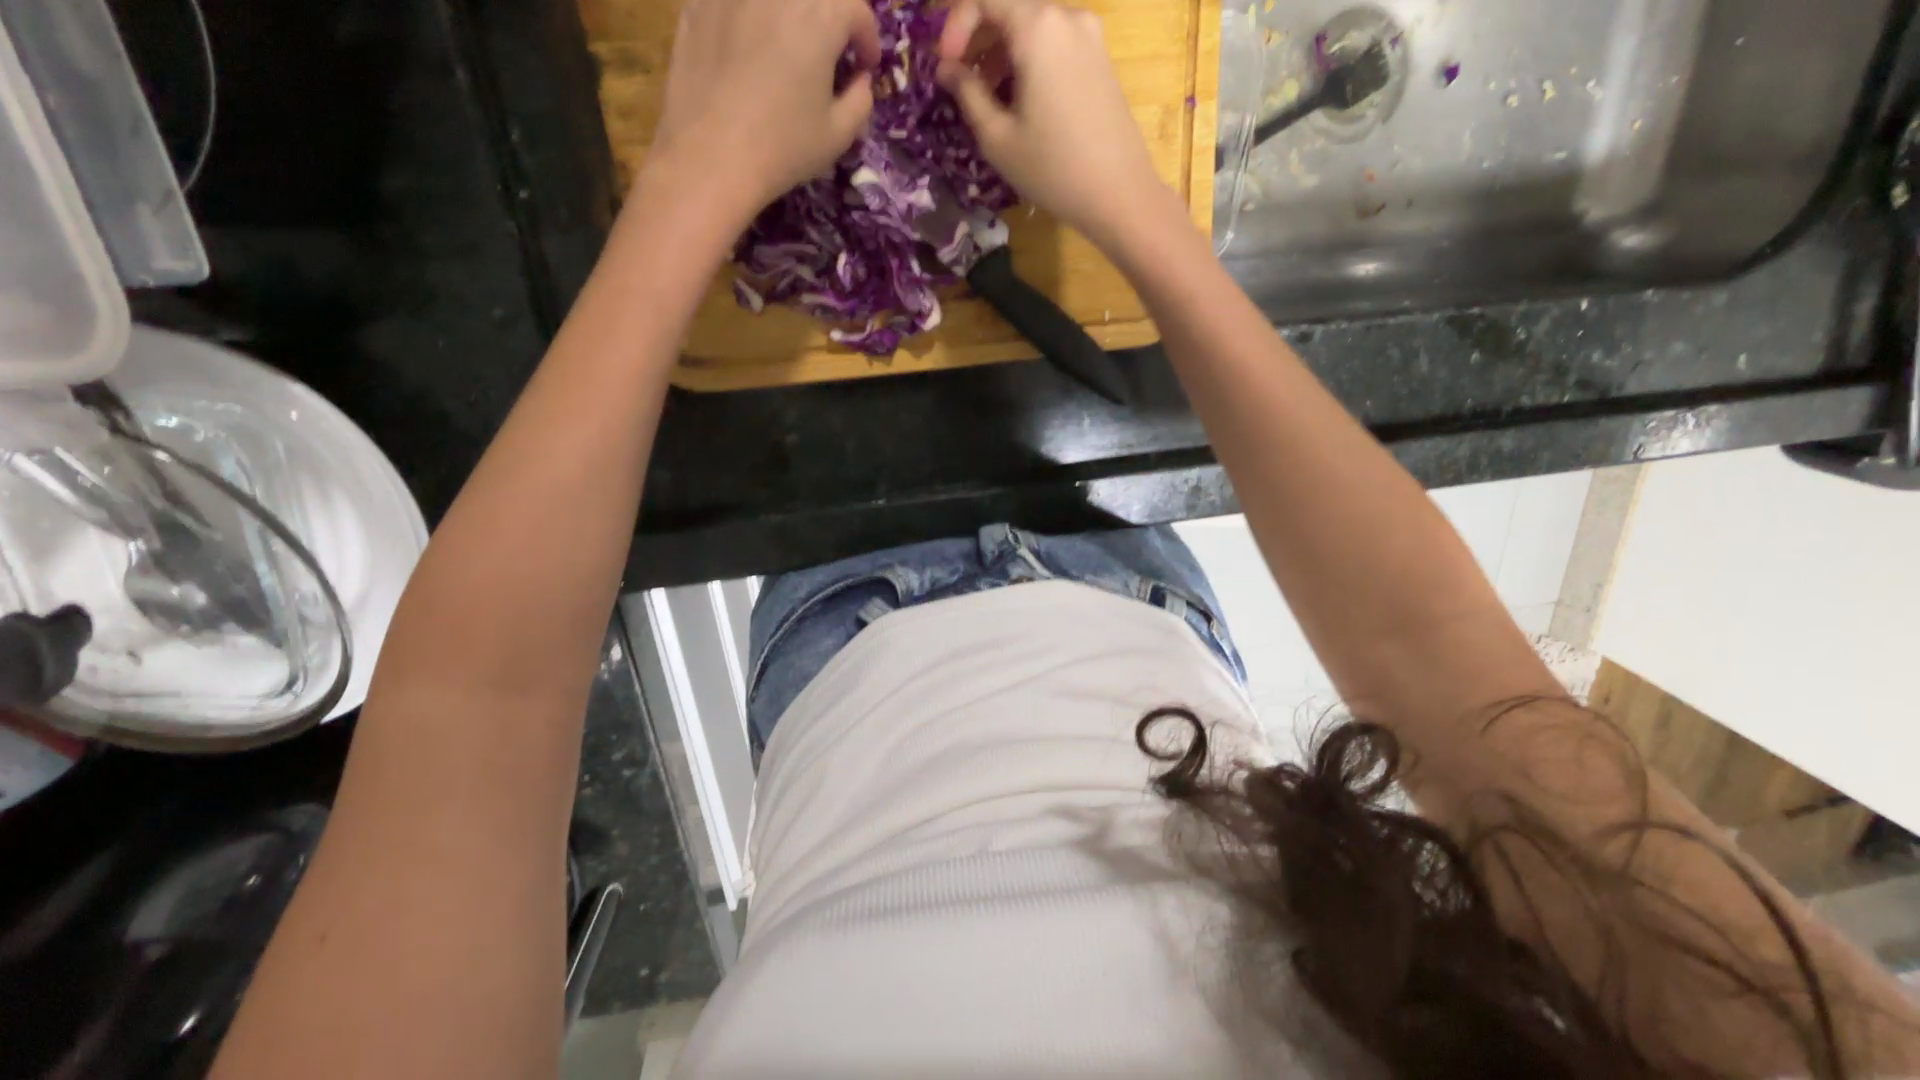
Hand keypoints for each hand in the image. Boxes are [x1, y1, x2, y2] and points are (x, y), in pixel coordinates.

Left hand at [648, 0, 880, 216]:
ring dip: (787, 14)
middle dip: (830, 17)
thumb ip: (860, 99)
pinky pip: (732, 0)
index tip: (864, 65)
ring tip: (786, 42)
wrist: (707, 158)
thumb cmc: (782, 148)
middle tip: (828, 50)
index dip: (867, 38)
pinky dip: (747, 14)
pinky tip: (746, 42)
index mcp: (820, 16)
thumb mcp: (838, 134)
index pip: (856, 9)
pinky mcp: (698, 5)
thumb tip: (858, 79)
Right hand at [936, 0, 1174, 246]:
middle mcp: (1067, 17)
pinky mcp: (1100, 57)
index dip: (954, 25)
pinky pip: (1053, 42)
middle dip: (977, 39)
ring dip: (1001, 52)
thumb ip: (966, 91)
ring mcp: (1089, 35)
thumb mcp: (997, 136)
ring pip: (1031, 26)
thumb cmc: (1052, 168)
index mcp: (1038, 27)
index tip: (945, 66)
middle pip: (1008, 8)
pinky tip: (1020, 102)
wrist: (1120, 193)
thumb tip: (946, 69)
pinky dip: (1028, 60)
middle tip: (961, 82)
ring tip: (988, 99)